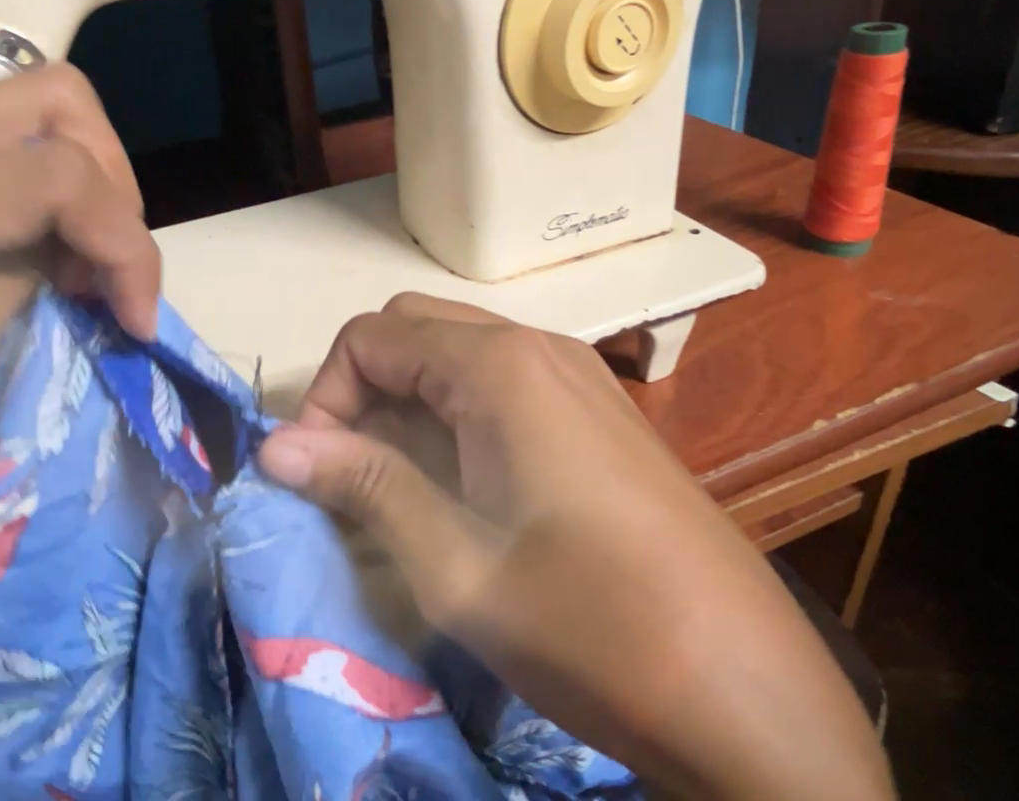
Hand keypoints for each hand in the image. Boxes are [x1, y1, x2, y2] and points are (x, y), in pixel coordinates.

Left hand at [0, 66, 159, 525]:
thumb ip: (11, 292)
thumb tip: (83, 249)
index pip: (44, 174)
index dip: (120, 237)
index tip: (139, 315)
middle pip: (53, 101)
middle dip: (113, 186)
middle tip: (113, 272)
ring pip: (41, 105)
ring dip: (91, 181)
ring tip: (86, 264)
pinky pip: (12, 132)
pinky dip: (59, 183)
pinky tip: (50, 246)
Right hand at [258, 294, 893, 800]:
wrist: (744, 687)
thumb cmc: (587, 623)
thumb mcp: (454, 565)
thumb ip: (364, 486)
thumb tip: (274, 445)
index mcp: (498, 366)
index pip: (371, 336)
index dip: (325, 399)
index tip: (318, 477)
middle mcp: (541, 347)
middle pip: (415, 332)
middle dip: (363, 393)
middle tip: (351, 481)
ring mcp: (580, 377)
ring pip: (460, 358)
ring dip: (410, 408)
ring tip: (401, 497)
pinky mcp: (602, 415)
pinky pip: (506, 388)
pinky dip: (459, 419)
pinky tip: (465, 495)